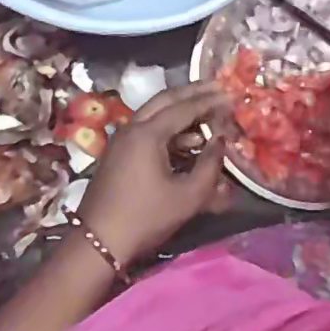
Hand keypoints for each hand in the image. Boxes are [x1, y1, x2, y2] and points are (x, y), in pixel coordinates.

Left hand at [76, 82, 235, 266]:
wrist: (97, 244)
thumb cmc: (146, 218)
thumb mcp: (188, 195)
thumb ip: (211, 164)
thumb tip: (221, 140)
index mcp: (147, 134)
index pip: (184, 108)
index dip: (210, 100)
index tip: (231, 94)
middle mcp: (132, 128)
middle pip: (166, 99)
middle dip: (193, 92)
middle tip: (217, 87)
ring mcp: (121, 140)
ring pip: (154, 112)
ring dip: (180, 108)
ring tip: (207, 111)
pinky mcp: (118, 153)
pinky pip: (147, 127)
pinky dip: (169, 125)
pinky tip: (187, 139)